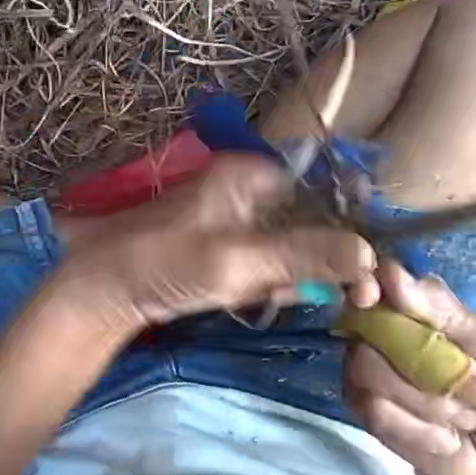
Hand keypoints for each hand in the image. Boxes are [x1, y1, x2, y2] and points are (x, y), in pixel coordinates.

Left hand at [51, 154, 377, 333]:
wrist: (104, 289)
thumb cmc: (163, 262)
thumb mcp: (235, 262)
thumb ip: (301, 256)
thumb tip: (369, 252)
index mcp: (248, 174)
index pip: (318, 184)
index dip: (348, 217)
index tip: (371, 259)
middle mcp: (247, 190)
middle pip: (309, 216)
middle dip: (329, 255)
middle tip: (353, 294)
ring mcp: (237, 221)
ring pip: (292, 243)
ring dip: (303, 274)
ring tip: (301, 299)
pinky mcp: (228, 249)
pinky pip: (268, 261)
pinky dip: (274, 282)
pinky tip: (266, 300)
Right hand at [345, 263, 475, 474]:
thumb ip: (441, 307)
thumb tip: (390, 274)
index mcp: (413, 307)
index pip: (373, 281)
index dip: (368, 286)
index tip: (373, 297)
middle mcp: (381, 333)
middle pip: (363, 326)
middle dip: (419, 363)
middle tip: (466, 389)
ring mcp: (368, 372)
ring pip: (366, 369)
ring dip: (424, 402)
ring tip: (460, 418)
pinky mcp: (365, 412)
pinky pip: (374, 410)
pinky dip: (416, 429)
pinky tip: (442, 439)